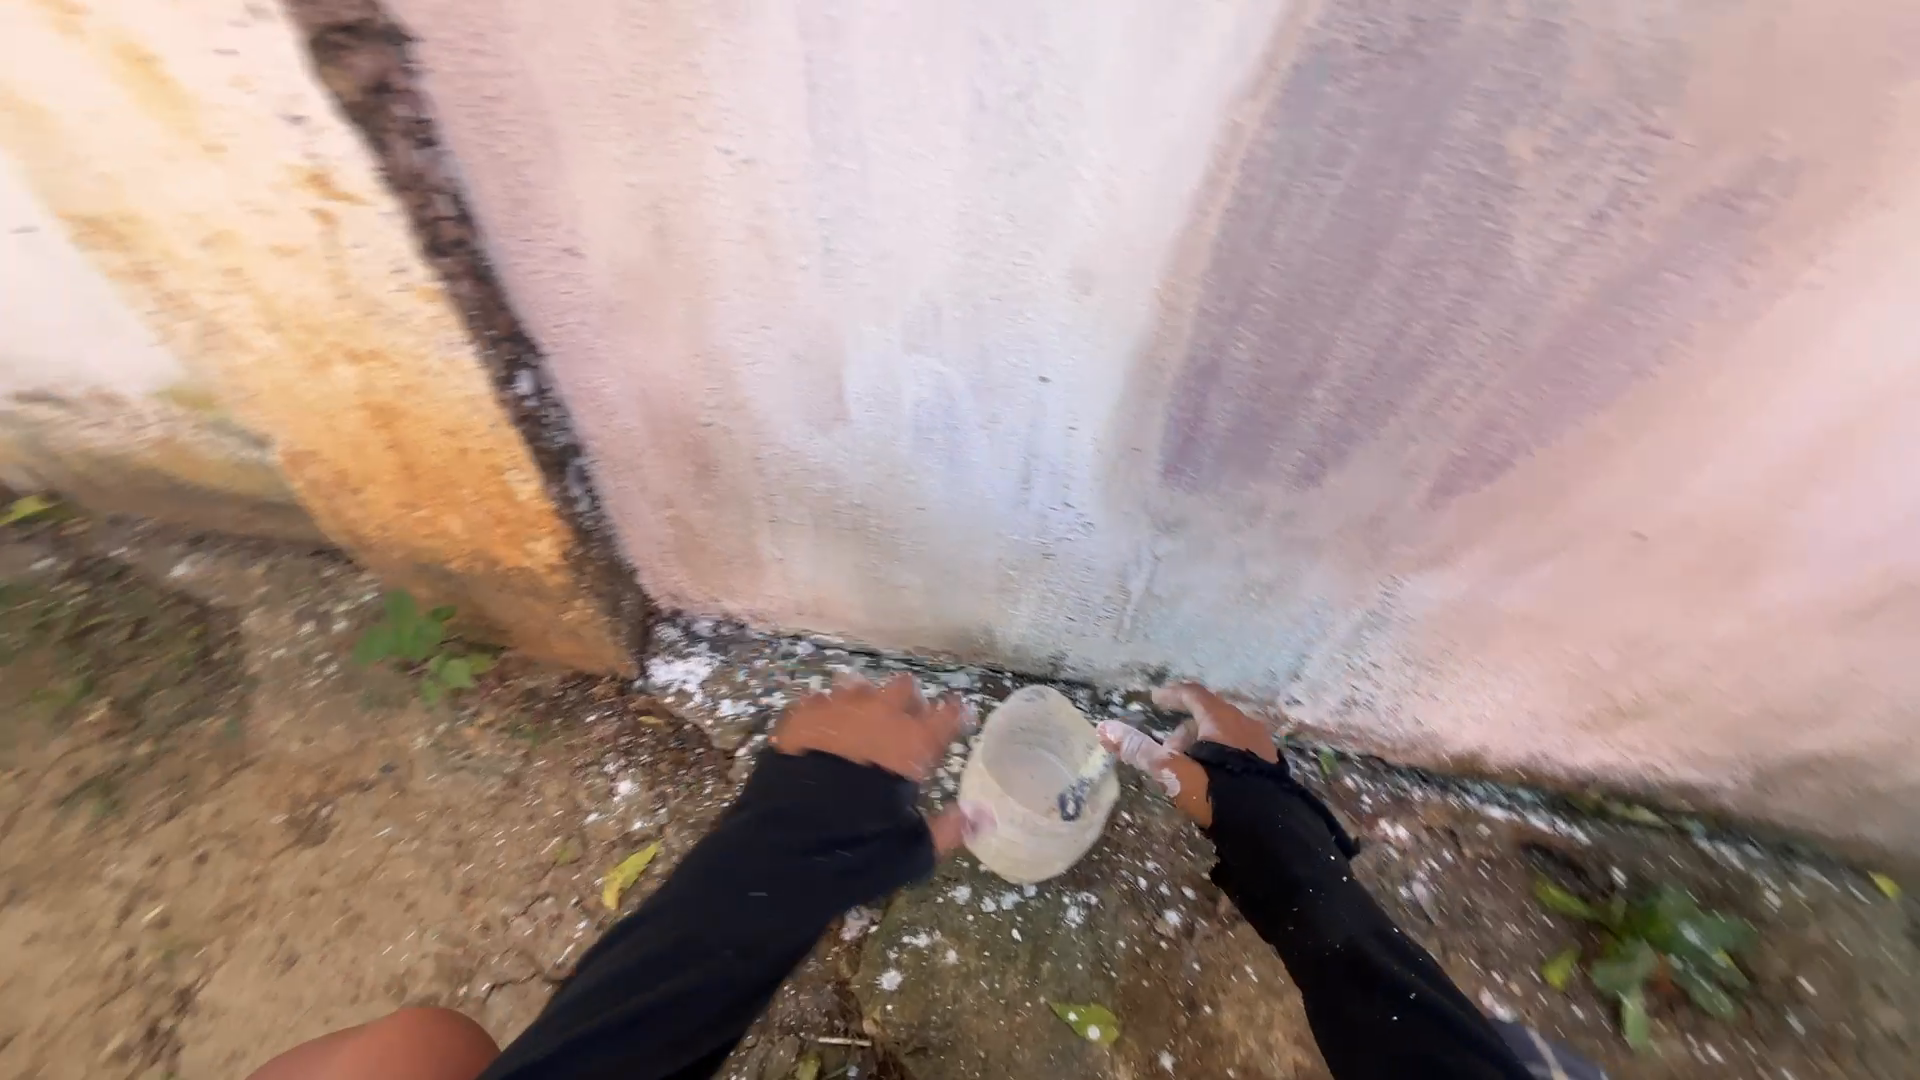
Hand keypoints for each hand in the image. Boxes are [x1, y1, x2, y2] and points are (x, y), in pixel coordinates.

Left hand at [770, 673, 994, 854]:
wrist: (790, 834)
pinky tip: (821, 730)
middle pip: (905, 688)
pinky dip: (826, 712)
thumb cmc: (861, 843)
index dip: (955, 714)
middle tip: (903, 722)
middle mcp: (882, 713)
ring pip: (861, 686)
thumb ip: (949, 828)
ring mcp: (840, 707)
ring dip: (864, 702)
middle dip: (906, 701)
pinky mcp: (803, 713)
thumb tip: (984, 819)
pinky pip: (821, 700)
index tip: (957, 718)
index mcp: (915, 741)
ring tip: (858, 723)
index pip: (949, 714)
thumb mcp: (913, 848)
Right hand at [1097, 681, 1277, 826]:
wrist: (1270, 829)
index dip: (1171, 695)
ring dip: (1202, 741)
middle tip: (1167, 746)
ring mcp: (1261, 746)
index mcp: (1220, 719)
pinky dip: (1220, 753)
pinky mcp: (1270, 768)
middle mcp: (1244, 724)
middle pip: (1209, 713)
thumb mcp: (1172, 772)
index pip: (1192, 694)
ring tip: (1187, 766)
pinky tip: (1213, 778)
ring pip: (1225, 732)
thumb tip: (1104, 728)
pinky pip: (1239, 749)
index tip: (1155, 700)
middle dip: (1184, 726)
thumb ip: (1139, 750)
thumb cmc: (1217, 792)